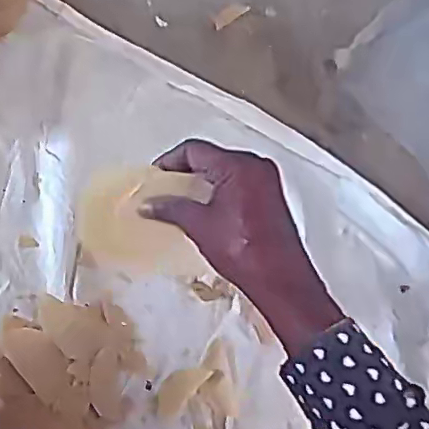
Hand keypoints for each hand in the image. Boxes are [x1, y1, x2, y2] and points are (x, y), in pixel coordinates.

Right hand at [143, 140, 343, 352]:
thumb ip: (171, 208)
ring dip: (202, 181)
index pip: (195, 150)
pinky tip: (205, 209)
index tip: (157, 176)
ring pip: (225, 169)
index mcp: (237, 166)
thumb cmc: (246, 252)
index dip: (170, 161)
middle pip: (211, 156)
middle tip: (166, 187)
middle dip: (185, 171)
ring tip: (182, 200)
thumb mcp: (199, 225)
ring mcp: (267, 180)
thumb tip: (150, 205)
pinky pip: (239, 181)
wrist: (279, 278)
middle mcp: (256, 166)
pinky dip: (219, 189)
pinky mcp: (271, 196)